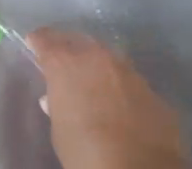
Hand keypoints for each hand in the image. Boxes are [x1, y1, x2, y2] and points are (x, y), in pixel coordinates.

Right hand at [28, 29, 187, 168]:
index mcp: (66, 62)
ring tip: (97, 86)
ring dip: (101, 68)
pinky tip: (125, 110)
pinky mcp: (157, 97)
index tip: (34, 46)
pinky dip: (126, 92)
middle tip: (66, 64)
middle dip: (71, 49)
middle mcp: (98, 59)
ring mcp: (131, 75)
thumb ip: (57, 105)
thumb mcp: (59, 130)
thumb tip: (55, 100)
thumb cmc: (86, 151)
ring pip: (111, 61)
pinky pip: (135, 87)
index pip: (45, 39)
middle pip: (80, 42)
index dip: (38, 43)